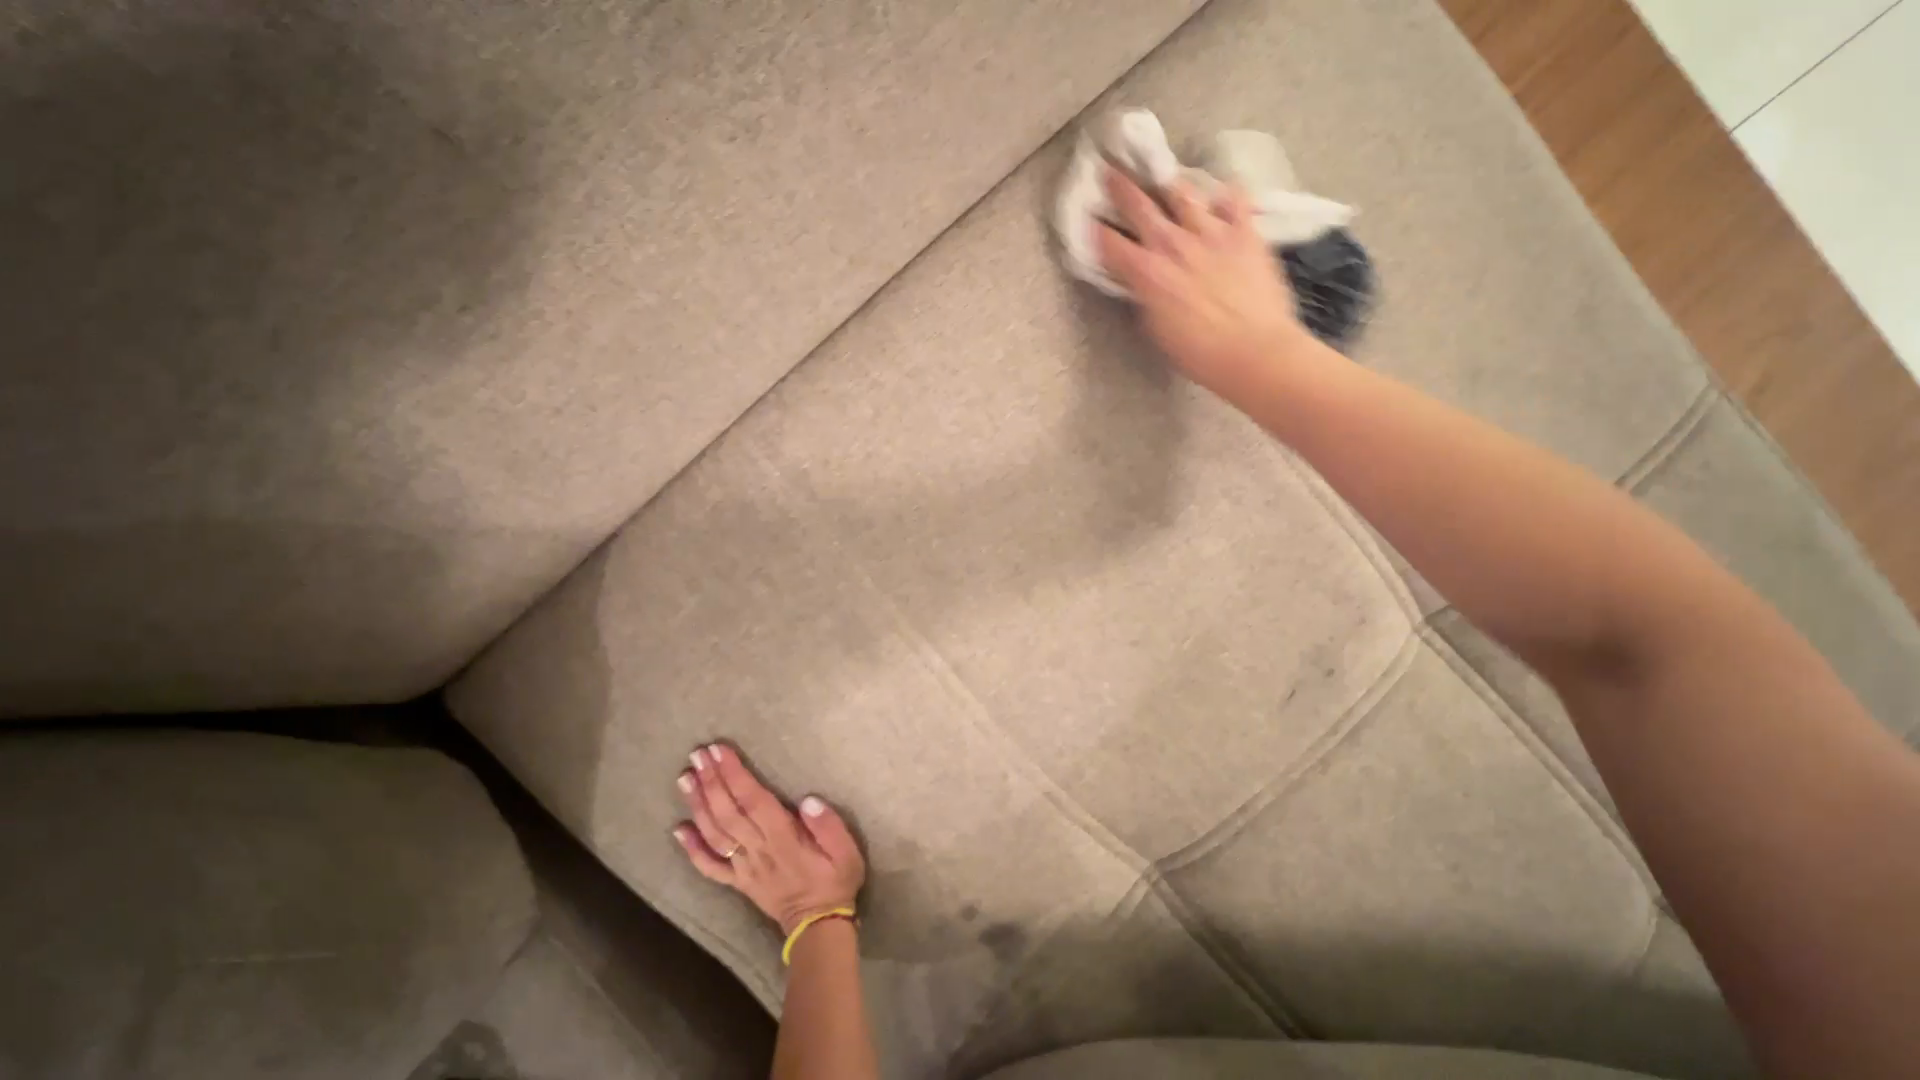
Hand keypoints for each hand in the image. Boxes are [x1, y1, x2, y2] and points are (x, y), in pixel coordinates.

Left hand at [675, 743, 865, 936]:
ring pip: (715, 834)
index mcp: (783, 839)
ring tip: (685, 779)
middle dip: (711, 781)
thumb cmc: (835, 882)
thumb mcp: (847, 852)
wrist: (819, 926)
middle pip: (728, 812)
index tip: (720, 751)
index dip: (735, 774)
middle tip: (698, 755)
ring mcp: (743, 868)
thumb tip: (807, 800)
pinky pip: (710, 867)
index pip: (753, 800)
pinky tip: (678, 830)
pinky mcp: (738, 882)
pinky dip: (691, 849)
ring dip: (698, 805)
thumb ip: (828, 825)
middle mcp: (757, 851)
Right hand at [1097, 168, 1311, 396]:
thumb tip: (1140, 281)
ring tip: (1167, 181)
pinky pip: (1234, 199)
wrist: (1254, 351)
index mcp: (1146, 272)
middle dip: (1120, 187)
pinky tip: (1223, 195)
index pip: (1108, 242)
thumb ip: (1144, 296)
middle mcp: (1173, 243)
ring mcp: (1211, 232)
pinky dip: (1226, 195)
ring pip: (1184, 194)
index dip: (1095, 229)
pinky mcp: (1245, 232)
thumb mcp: (1156, 329)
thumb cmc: (1200, 353)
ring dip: (1171, 186)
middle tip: (1110, 172)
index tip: (1089, 220)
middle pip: (1139, 205)